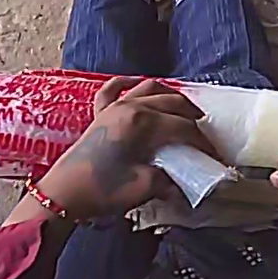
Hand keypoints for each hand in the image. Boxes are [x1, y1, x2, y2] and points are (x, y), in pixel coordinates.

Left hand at [34, 78, 219, 221]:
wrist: (63, 194)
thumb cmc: (102, 191)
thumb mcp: (143, 188)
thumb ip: (168, 181)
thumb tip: (182, 182)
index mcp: (143, 123)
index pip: (183, 128)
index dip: (203, 143)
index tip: (215, 158)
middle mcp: (130, 107)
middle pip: (172, 103)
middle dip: (193, 118)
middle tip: (204, 136)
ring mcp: (112, 107)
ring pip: (148, 88)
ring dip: (169, 96)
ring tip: (184, 110)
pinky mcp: (99, 115)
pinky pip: (113, 89)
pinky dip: (127, 84)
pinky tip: (134, 84)